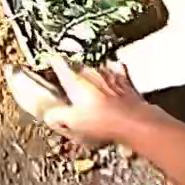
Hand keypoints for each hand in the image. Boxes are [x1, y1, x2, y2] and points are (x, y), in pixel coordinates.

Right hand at [7, 55, 164, 145]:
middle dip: (72, 75)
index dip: (52, 63)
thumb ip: (56, 116)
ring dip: (92, 78)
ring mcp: (109, 74)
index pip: (57, 62)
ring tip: (91, 93)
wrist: (135, 122)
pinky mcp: (125, 81)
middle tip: (70, 90)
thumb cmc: (102, 121)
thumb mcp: (71, 123)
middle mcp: (90, 72)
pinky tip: (111, 87)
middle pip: (76, 67)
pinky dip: (112, 79)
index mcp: (74, 79)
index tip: (50, 65)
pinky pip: (115, 74)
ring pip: (95, 70)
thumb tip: (49, 115)